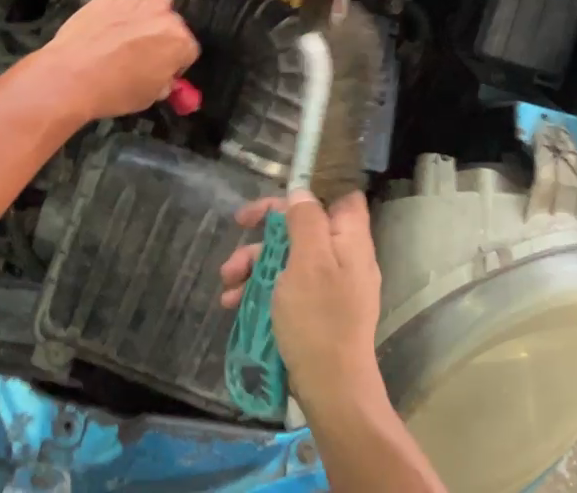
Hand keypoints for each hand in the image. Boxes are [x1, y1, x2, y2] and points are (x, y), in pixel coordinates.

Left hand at [34, 0, 199, 121]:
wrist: (72, 75)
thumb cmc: (114, 92)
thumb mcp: (148, 97)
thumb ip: (163, 83)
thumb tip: (164, 78)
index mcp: (179, 43)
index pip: (189, 51)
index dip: (176, 62)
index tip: (162, 71)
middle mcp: (165, 15)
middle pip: (174, 22)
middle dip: (163, 35)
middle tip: (144, 51)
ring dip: (151, 9)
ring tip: (132, 26)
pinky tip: (118, 7)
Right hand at [219, 190, 384, 406]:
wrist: (331, 388)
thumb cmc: (319, 319)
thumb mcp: (308, 262)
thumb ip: (306, 222)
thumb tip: (301, 194)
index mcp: (350, 240)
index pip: (341, 196)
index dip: (312, 187)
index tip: (279, 191)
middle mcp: (343, 258)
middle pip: (304, 226)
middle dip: (267, 229)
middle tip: (238, 227)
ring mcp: (329, 286)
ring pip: (289, 258)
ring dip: (255, 263)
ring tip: (227, 280)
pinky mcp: (315, 311)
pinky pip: (286, 287)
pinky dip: (260, 289)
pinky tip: (234, 302)